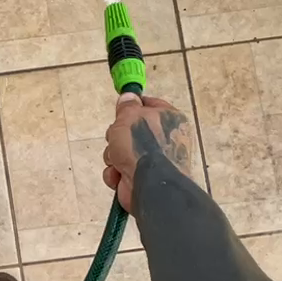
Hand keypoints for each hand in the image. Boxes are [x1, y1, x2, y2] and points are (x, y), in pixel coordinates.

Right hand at [102, 93, 197, 211]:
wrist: (150, 184)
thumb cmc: (142, 145)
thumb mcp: (129, 117)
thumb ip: (127, 106)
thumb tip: (129, 97)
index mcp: (169, 118)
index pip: (149, 104)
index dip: (132, 106)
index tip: (119, 110)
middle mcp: (163, 139)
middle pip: (130, 130)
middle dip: (117, 136)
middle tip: (116, 139)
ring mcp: (153, 161)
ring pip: (120, 151)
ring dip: (113, 156)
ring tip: (117, 161)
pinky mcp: (141, 179)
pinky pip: (119, 171)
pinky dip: (115, 174)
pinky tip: (118, 176)